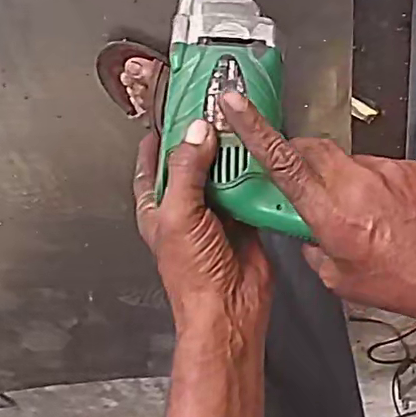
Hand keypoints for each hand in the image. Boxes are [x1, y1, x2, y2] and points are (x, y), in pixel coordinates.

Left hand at [133, 120, 271, 341]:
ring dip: (233, 157)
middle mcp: (187, 208)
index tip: (176, 110)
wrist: (229, 307)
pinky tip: (261, 161)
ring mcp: (216, 214)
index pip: (154, 162)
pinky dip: (256, 177)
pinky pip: (250, 191)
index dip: (161, 136)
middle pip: (193, 164)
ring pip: (224, 175)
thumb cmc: (193, 275)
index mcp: (159, 207)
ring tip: (240, 130)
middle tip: (217, 113)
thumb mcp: (180, 215)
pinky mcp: (245, 220)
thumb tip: (198, 133)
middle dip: (204, 140)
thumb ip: (187, 171)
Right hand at [218, 91, 415, 323]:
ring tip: (365, 212)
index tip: (236, 106)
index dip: (253, 128)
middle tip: (307, 183)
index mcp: (333, 214)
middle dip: (302, 158)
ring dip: (346, 178)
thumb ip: (314, 248)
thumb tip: (309, 236)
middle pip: (313, 148)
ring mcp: (389, 172)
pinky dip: (378, 184)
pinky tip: (391, 210)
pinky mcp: (412, 168)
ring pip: (349, 160)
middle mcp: (359, 186)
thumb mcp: (340, 279)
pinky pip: (382, 167)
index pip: (282, 162)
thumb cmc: (403, 283)